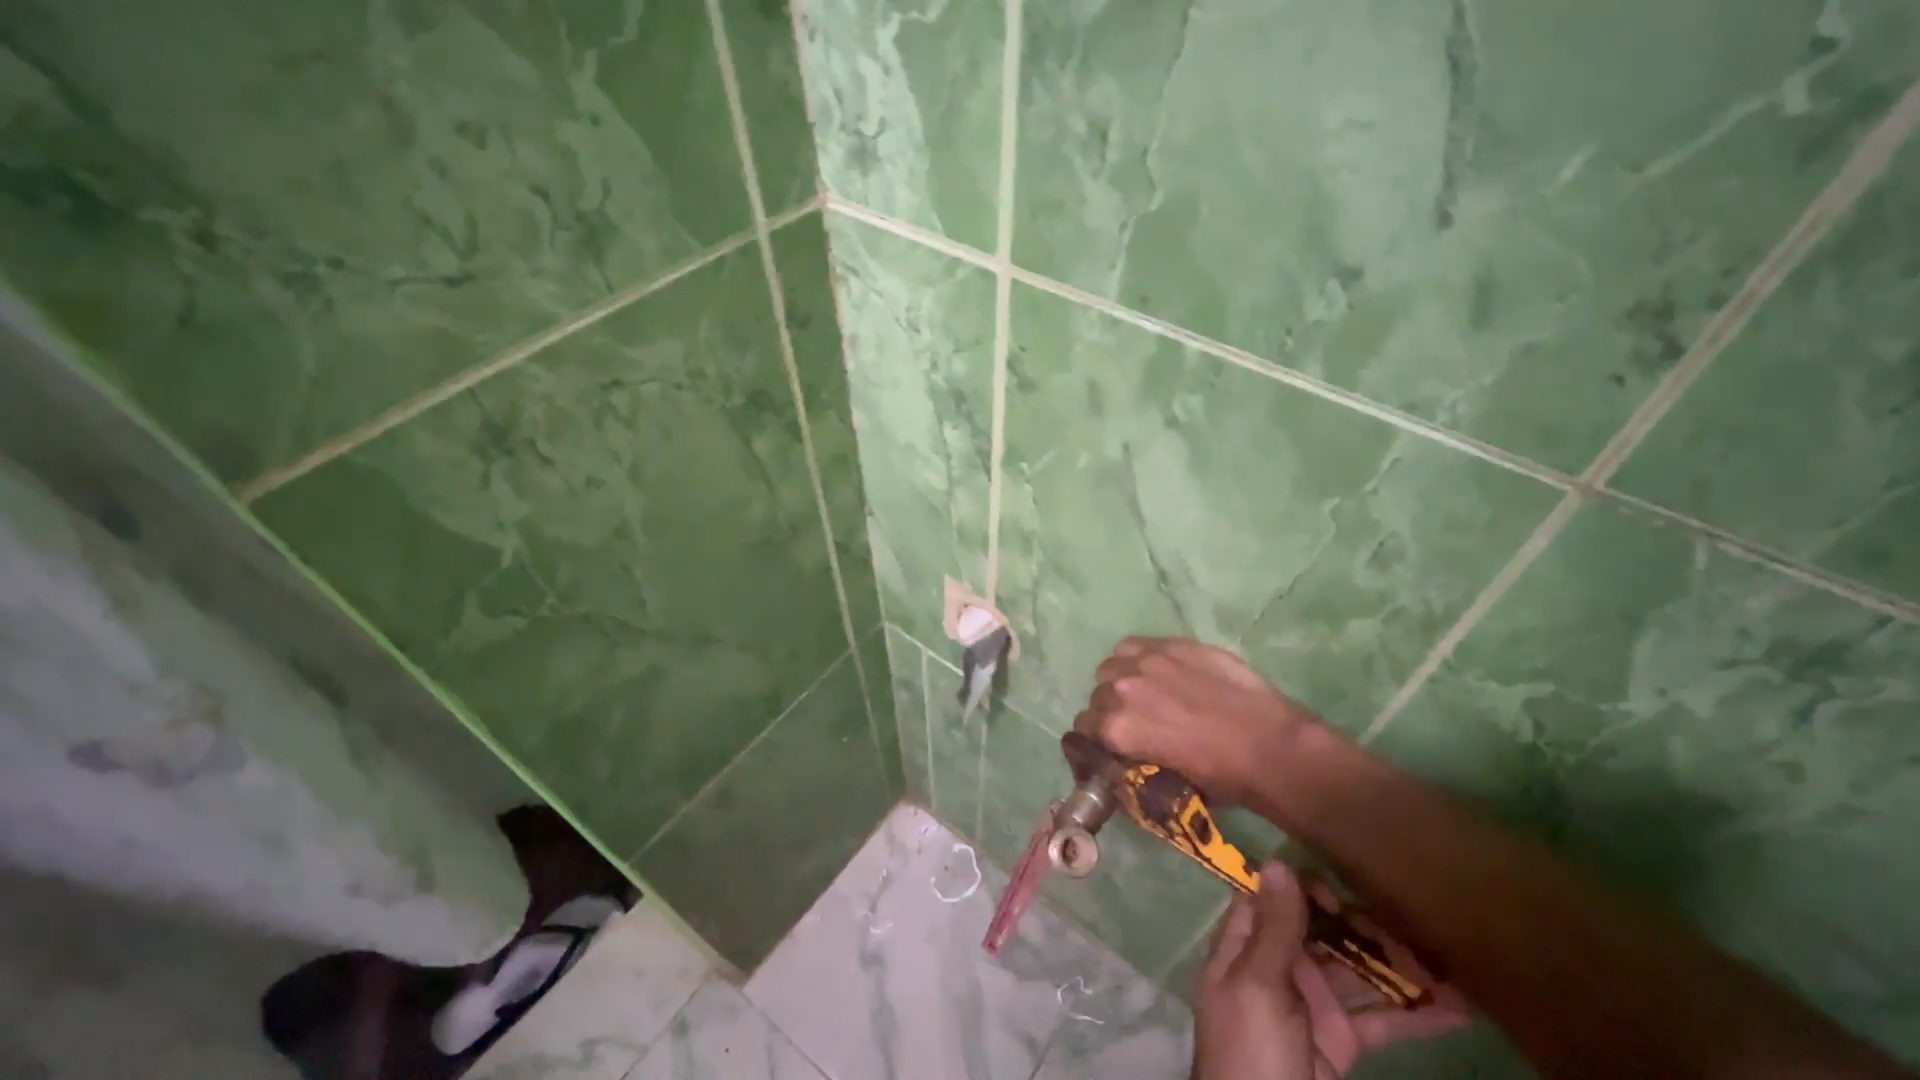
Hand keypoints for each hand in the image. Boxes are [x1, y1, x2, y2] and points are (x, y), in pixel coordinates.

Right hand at [1074, 637, 1317, 805]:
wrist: (1269, 745)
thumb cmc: (1220, 777)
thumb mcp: (1164, 783)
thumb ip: (1131, 764)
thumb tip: (1119, 763)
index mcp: (1116, 730)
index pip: (1083, 728)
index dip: (1096, 739)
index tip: (1110, 746)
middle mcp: (1121, 690)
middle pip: (1097, 696)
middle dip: (1109, 711)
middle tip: (1134, 723)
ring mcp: (1146, 662)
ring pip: (1111, 667)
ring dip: (1120, 681)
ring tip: (1145, 693)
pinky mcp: (1172, 645)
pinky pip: (1135, 645)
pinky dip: (1137, 658)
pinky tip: (1158, 671)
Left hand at [1193, 862, 1468, 1079]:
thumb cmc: (1250, 1051)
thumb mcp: (1258, 986)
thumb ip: (1274, 928)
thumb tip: (1277, 862)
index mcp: (1246, 950)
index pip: (1271, 903)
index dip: (1302, 889)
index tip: (1341, 887)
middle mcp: (1278, 969)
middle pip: (1321, 933)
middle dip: (1365, 927)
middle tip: (1416, 925)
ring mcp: (1311, 1005)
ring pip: (1357, 973)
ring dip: (1399, 968)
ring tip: (1451, 960)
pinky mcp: (1341, 1041)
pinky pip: (1380, 1019)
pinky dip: (1416, 1016)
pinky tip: (1461, 1010)